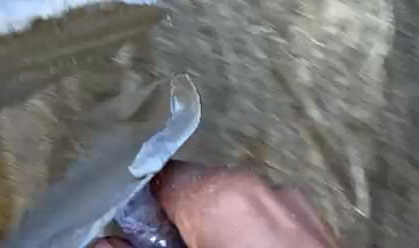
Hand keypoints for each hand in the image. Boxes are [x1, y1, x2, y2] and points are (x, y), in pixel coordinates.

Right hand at [98, 162, 335, 247]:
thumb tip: (100, 241)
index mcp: (224, 194)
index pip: (159, 177)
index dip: (135, 207)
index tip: (123, 232)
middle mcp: (262, 188)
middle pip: (195, 193)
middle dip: (174, 225)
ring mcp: (296, 210)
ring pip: (233, 211)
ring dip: (211, 233)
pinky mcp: (318, 232)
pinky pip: (266, 227)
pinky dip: (247, 239)